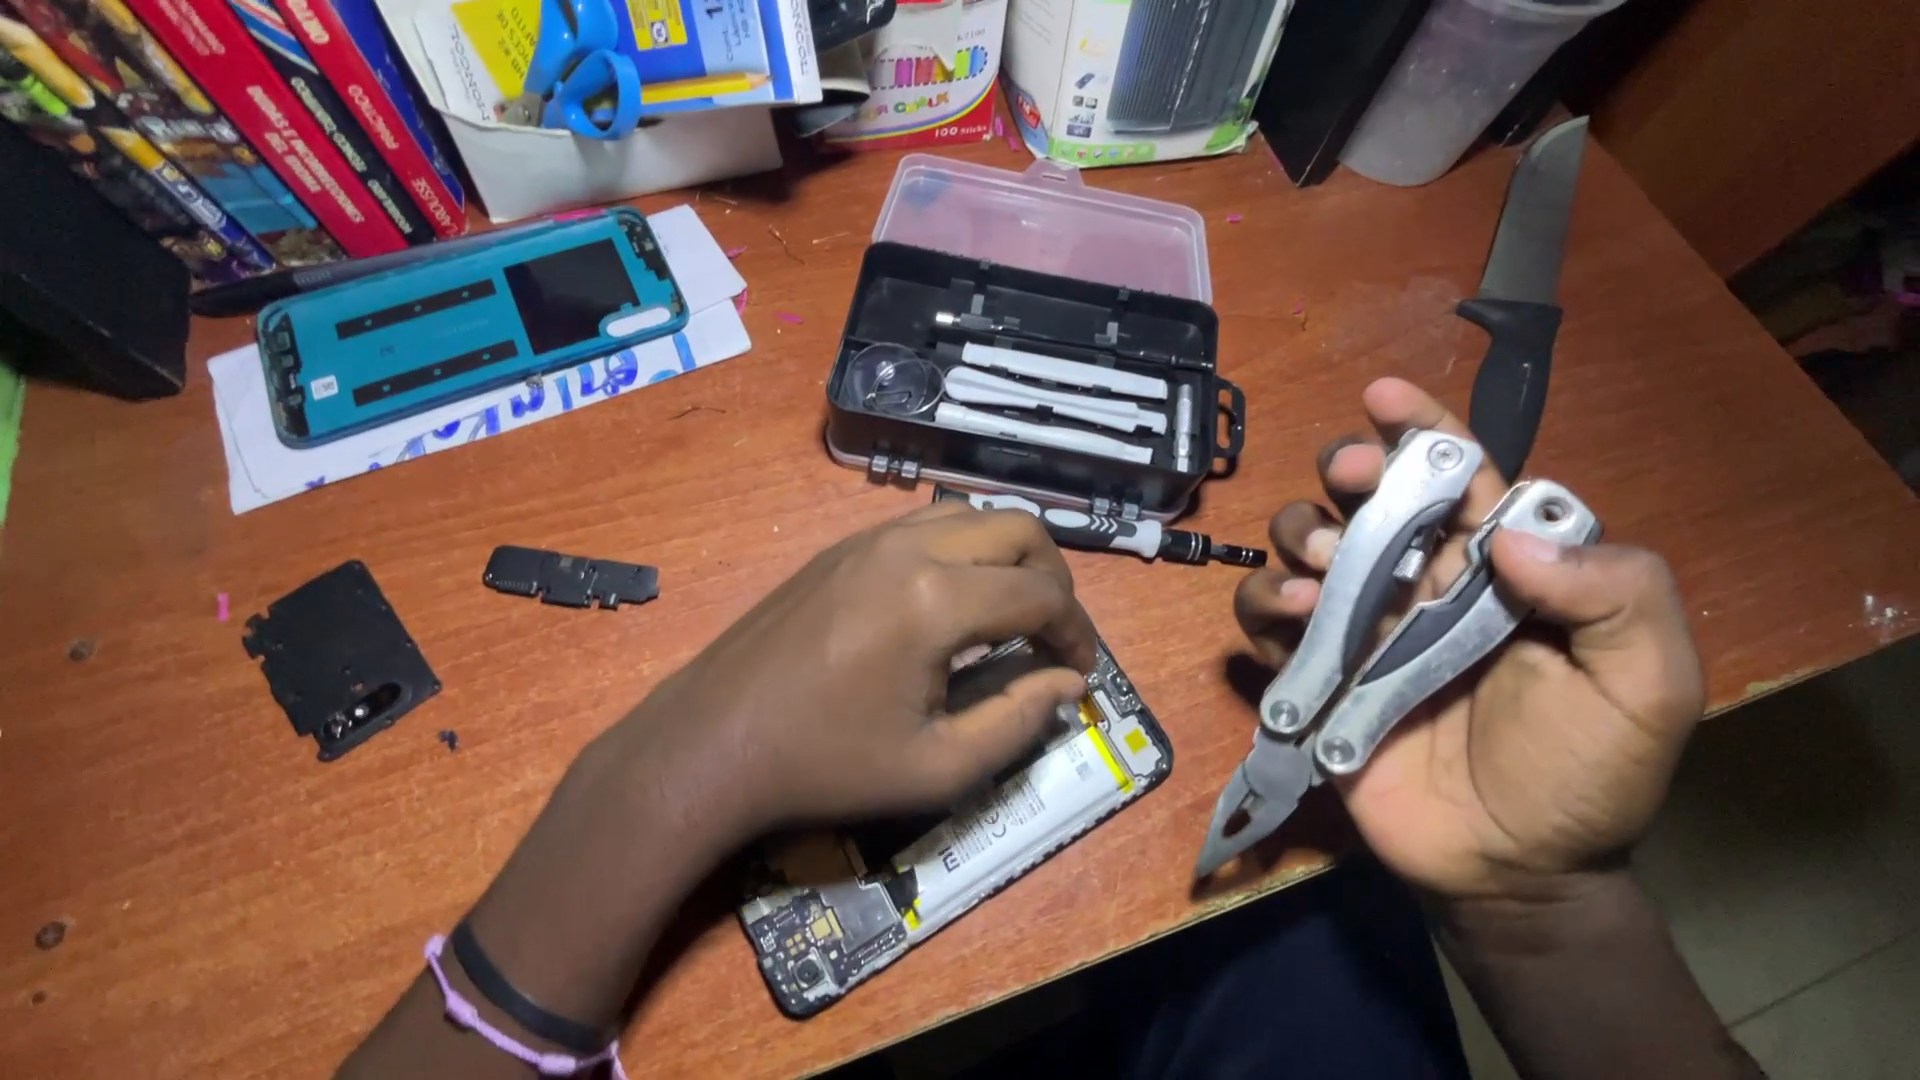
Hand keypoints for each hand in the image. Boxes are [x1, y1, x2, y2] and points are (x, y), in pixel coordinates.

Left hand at [625, 503, 1097, 840]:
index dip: (1077, 631)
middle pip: (1019, 528)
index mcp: (935, 600)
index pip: (1041, 594)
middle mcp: (909, 547)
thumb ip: (1018, 720)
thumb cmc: (826, 765)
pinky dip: (963, 548)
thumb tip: (1067, 683)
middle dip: (1054, 578)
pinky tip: (951, 601)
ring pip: (972, 514)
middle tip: (1051, 635)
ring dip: (1008, 555)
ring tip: (1009, 613)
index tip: (1080, 670)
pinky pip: (926, 523)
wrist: (713, 741)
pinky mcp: (842, 545)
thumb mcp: (937, 768)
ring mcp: (869, 537)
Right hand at [1233, 378, 1705, 901]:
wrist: (1508, 866)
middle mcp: (1417, 581)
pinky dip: (1263, 600)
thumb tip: (1507, 536)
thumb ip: (1618, 595)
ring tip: (1321, 570)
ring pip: (1301, 542)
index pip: (1458, 478)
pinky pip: (1264, 615)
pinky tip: (1290, 614)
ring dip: (1302, 533)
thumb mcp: (1644, 686)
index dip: (1422, 430)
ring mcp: (1357, 624)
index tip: (1383, 396)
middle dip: (1350, 470)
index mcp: (1494, 569)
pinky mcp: (1309, 669)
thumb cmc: (1580, 773)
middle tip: (1352, 480)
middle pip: (1364, 496)